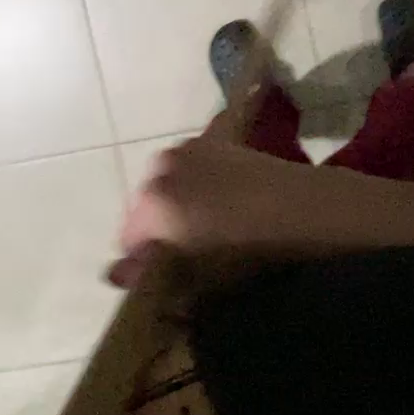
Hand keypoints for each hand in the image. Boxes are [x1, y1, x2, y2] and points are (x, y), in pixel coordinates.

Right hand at [108, 132, 333, 287]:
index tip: (162, 274)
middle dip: (157, 227)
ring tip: (205, 225)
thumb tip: (114, 274)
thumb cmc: (248, 250)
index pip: (129, 240)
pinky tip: (219, 200)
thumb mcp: (197, 274)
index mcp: (150, 205)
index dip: (143, 260)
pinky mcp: (211, 140)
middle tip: (185, 251)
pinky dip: (193, 182)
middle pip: (145, 206)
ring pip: (166, 183)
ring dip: (175, 202)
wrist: (300, 204)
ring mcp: (186, 148)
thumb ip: (149, 273)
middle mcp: (159, 169)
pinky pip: (188, 167)